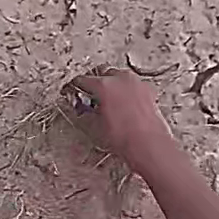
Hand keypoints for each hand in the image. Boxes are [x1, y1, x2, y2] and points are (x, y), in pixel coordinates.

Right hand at [63, 68, 178, 175]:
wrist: (148, 145)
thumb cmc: (124, 137)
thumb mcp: (96, 125)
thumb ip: (88, 111)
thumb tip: (85, 108)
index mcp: (104, 85)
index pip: (82, 80)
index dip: (73, 87)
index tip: (70, 91)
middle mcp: (121, 79)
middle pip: (101, 72)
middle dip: (93, 81)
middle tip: (87, 94)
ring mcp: (136, 84)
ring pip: (118, 76)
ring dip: (110, 83)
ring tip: (105, 98)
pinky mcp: (148, 91)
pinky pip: (132, 85)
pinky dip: (125, 90)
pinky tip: (122, 102)